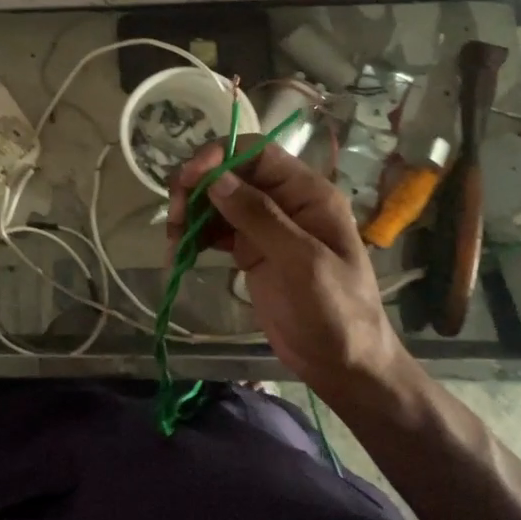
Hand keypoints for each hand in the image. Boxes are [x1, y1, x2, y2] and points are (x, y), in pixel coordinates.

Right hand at [167, 138, 412, 396]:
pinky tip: (182, 254)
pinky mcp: (250, 250)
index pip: (256, 152)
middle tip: (175, 219)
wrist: (346, 367)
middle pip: (229, 173)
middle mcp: (284, 201)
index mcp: (306, 193)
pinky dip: (194, 236)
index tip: (187, 179)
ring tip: (174, 243)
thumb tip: (216, 178)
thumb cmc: (336, 312)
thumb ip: (260, 217)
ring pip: (216, 200)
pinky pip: (215, 229)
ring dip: (190, 213)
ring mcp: (265, 226)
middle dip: (196, 188)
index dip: (218, 157)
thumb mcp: (302, 263)